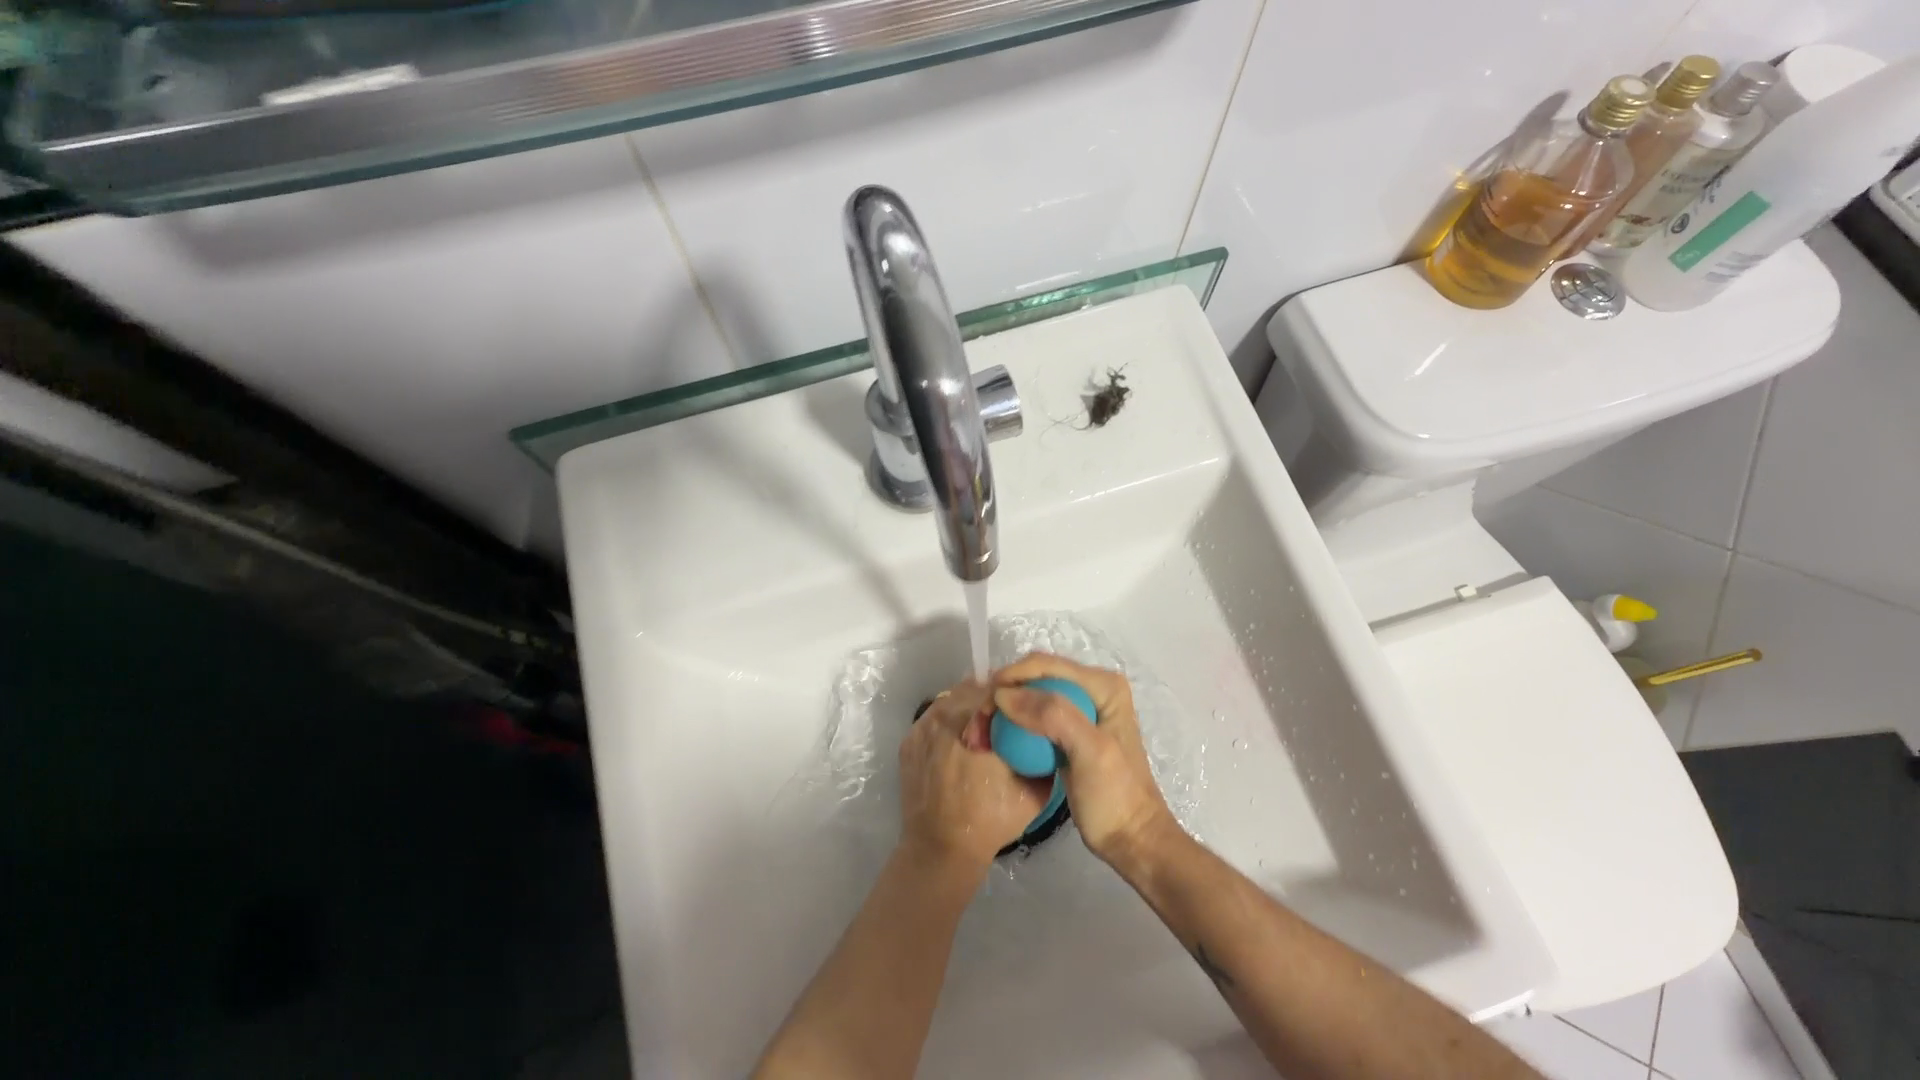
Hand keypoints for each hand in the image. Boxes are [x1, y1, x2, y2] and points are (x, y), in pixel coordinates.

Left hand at [897, 679, 1052, 871]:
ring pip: (950, 699)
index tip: (1024, 699)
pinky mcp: (909, 741)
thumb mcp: (1033, 792)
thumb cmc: (991, 821)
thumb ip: (1043, 756)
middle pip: (972, 689)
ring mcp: (923, 728)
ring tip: (983, 721)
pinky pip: (933, 716)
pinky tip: (959, 735)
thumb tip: (1047, 733)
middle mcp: (948, 719)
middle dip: (990, 695)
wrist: (942, 847)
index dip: (1012, 691)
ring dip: (967, 703)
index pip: (998, 688)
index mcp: (979, 726)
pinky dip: (947, 718)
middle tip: (1006, 710)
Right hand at [992, 654, 1176, 865]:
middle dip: (1002, 695)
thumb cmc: (1114, 797)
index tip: (982, 708)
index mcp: (1103, 686)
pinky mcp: (1068, 733)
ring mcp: (1080, 711)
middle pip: (1035, 677)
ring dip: (1002, 712)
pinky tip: (994, 742)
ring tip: (979, 736)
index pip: (1045, 665)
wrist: (1130, 840)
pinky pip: (1033, 718)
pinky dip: (1011, 727)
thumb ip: (1054, 716)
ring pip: (1030, 697)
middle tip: (976, 727)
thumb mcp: (1090, 753)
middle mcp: (1092, 690)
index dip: (1010, 679)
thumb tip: (1004, 695)